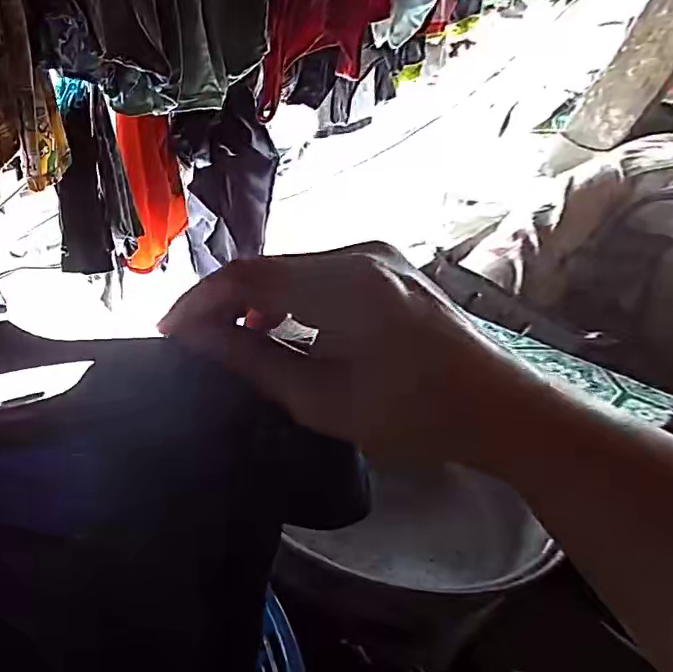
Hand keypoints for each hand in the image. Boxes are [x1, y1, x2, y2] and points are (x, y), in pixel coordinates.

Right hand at [158, 243, 553, 469]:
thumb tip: (192, 338)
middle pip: (261, 268)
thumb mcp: (319, 399)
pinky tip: (264, 326)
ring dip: (243, 300)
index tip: (166, 332)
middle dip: (216, 301)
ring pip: (280, 269)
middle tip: (185, 337)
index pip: (247, 278)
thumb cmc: (414, 415)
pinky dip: (274, 297)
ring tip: (216, 336)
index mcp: (348, 286)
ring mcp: (373, 256)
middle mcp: (359, 256)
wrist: (506, 412)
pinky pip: (306, 273)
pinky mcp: (379, 267)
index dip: (198, 302)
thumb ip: (248, 360)